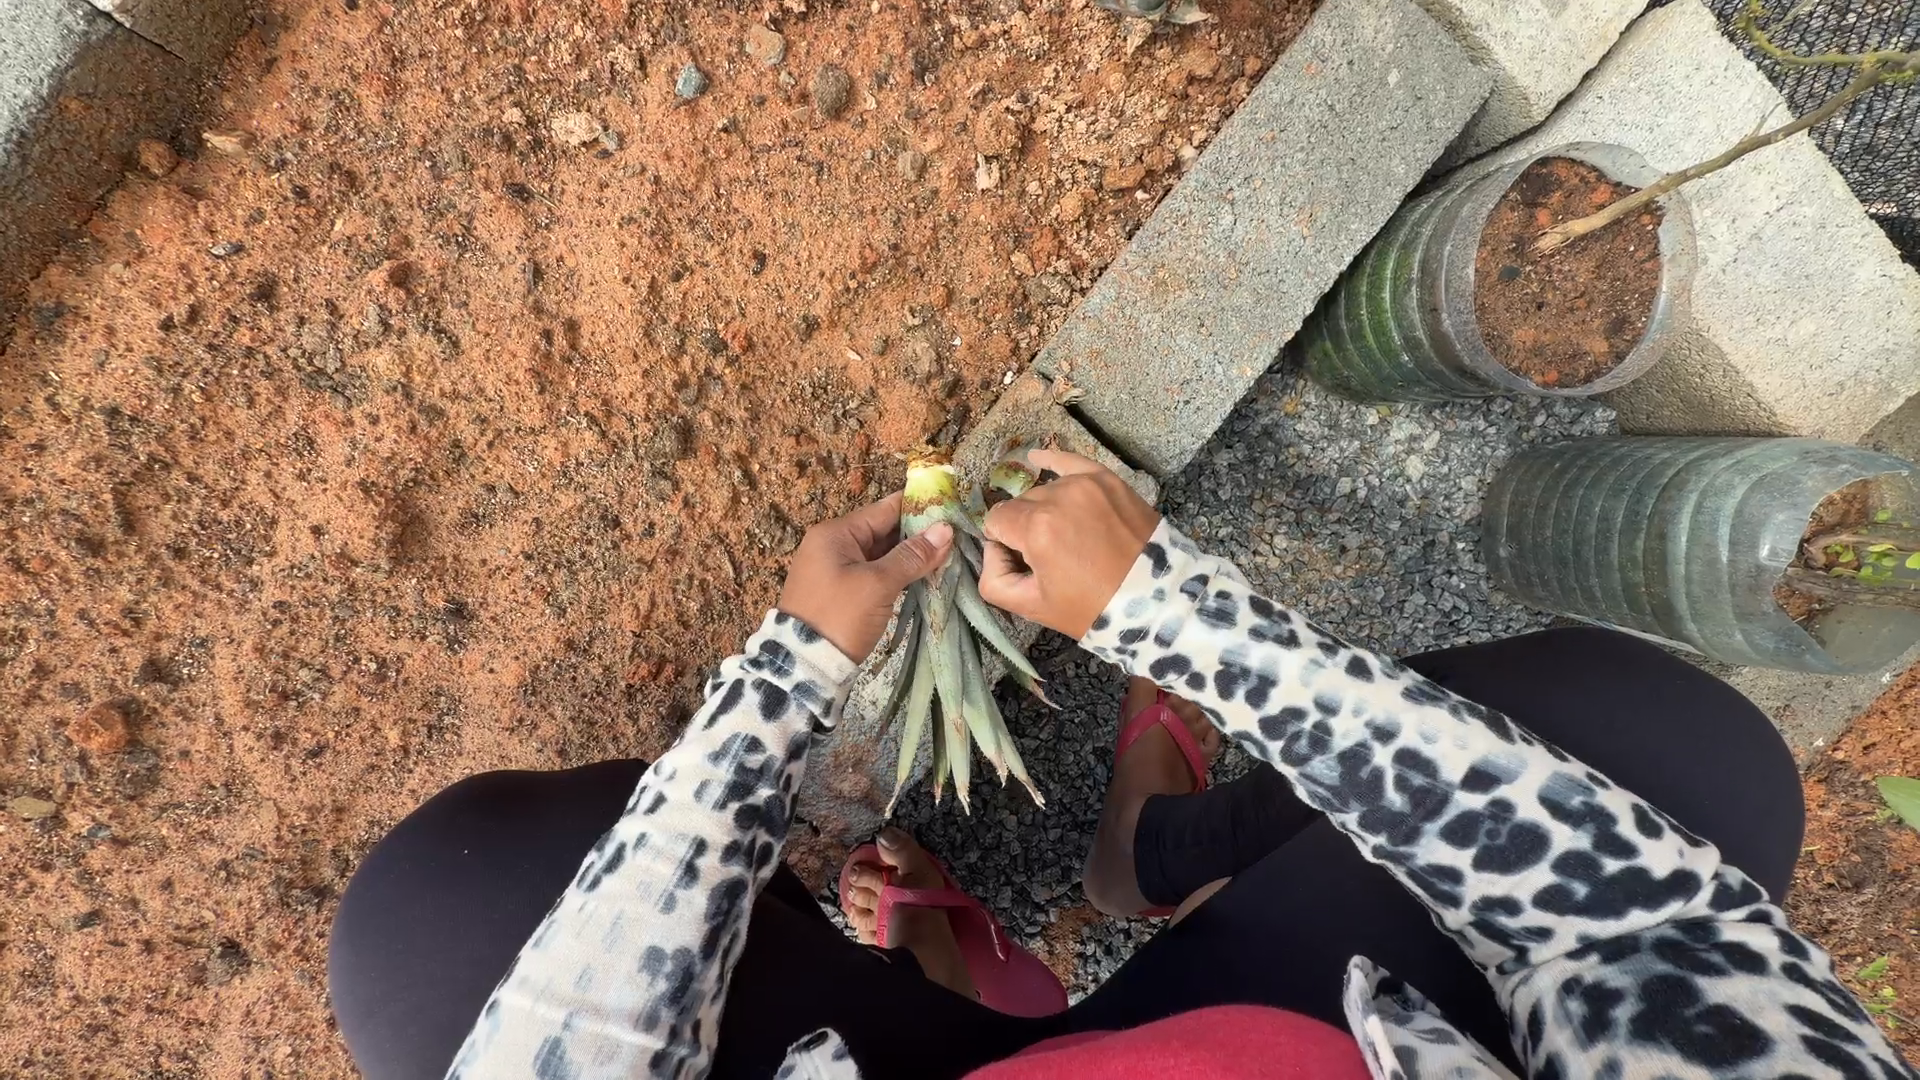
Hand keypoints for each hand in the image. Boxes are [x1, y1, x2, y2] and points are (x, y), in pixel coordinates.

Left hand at [777, 494, 953, 660]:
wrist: (805, 666)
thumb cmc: (839, 616)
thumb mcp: (878, 584)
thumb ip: (912, 556)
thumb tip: (945, 529)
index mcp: (835, 534)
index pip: (884, 509)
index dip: (918, 507)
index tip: (951, 506)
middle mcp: (833, 545)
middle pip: (883, 530)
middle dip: (918, 534)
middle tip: (957, 535)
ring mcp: (836, 569)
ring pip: (882, 554)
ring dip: (911, 556)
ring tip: (949, 555)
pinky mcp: (842, 592)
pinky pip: (875, 573)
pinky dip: (898, 574)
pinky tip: (925, 576)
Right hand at [978, 449, 1158, 637]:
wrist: (1155, 601)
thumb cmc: (1092, 608)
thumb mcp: (1032, 607)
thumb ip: (993, 578)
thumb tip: (993, 548)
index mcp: (1036, 528)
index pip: (996, 521)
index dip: (1003, 544)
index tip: (1025, 563)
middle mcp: (1058, 496)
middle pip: (1020, 505)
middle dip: (1025, 528)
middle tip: (1052, 557)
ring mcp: (1086, 484)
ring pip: (1044, 491)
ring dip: (1046, 510)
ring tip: (1070, 537)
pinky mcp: (1108, 480)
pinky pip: (1070, 460)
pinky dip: (1052, 460)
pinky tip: (1037, 458)